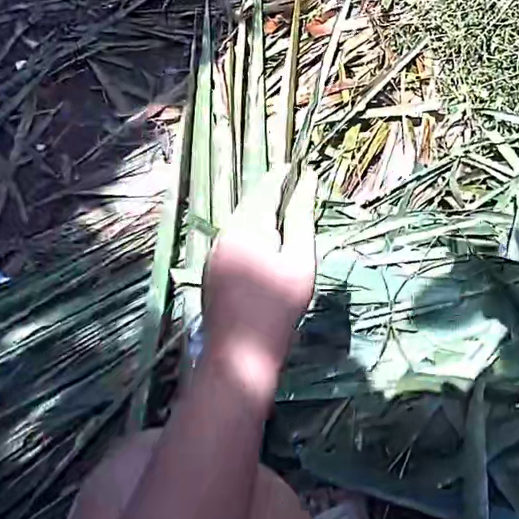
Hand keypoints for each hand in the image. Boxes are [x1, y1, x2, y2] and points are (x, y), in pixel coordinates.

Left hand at [200, 166, 318, 374]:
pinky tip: (263, 238)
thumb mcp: (300, 260)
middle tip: (290, 182)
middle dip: (268, 190)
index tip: (296, 166)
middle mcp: (225, 234)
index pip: (264, 189)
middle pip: (248, 202)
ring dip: (259, 209)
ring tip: (281, 207)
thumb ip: (300, 218)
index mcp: (247, 227)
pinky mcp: (212, 269)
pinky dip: (250, 228)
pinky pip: (233, 237)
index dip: (281, 176)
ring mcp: (215, 252)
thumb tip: (306, 184)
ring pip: (238, 220)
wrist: (241, 351)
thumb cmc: (279, 304)